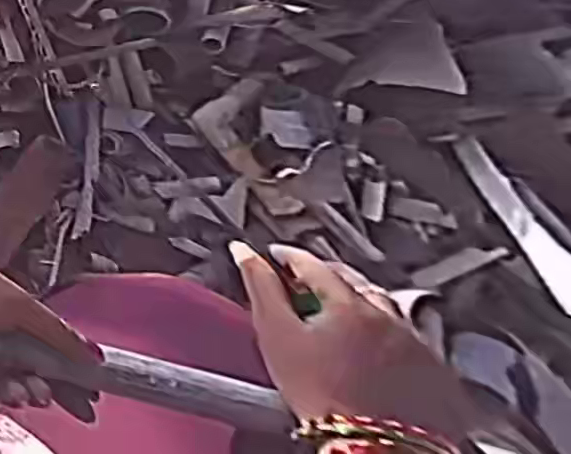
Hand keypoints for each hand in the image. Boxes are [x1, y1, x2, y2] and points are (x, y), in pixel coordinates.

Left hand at [0, 253, 99, 408]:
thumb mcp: (15, 302)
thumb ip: (55, 329)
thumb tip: (95, 354)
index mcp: (1, 296)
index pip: (44, 334)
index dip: (70, 362)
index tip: (93, 388)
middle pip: (33, 362)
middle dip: (57, 384)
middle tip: (77, 406)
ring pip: (15, 379)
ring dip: (32, 389)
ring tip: (35, 391)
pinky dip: (6, 393)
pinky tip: (13, 392)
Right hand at [231, 242, 472, 440]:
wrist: (375, 449)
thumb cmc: (320, 390)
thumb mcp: (275, 330)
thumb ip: (259, 284)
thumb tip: (245, 253)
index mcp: (351, 306)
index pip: (313, 264)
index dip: (286, 256)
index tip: (272, 256)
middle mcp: (394, 322)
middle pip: (355, 282)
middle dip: (325, 276)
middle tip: (300, 282)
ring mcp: (424, 352)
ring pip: (387, 310)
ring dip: (357, 302)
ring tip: (333, 312)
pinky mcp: (442, 380)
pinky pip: (410, 340)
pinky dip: (384, 331)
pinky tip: (367, 344)